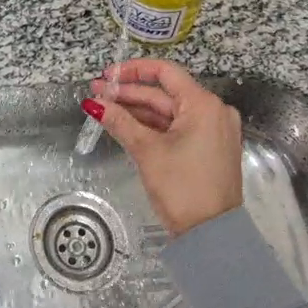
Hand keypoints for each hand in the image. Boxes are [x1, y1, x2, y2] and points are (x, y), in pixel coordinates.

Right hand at [83, 59, 244, 236]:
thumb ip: (120, 121)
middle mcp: (213, 111)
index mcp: (203, 104)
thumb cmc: (182, 187)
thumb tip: (94, 103)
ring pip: (168, 112)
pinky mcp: (209, 148)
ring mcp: (213, 131)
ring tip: (104, 109)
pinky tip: (125, 124)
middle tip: (95, 94)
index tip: (107, 76)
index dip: (132, 70)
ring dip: (137, 110)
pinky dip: (152, 126)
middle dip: (128, 94)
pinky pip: (177, 127)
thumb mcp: (147, 151)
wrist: (212, 236)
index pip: (165, 72)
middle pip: (164, 93)